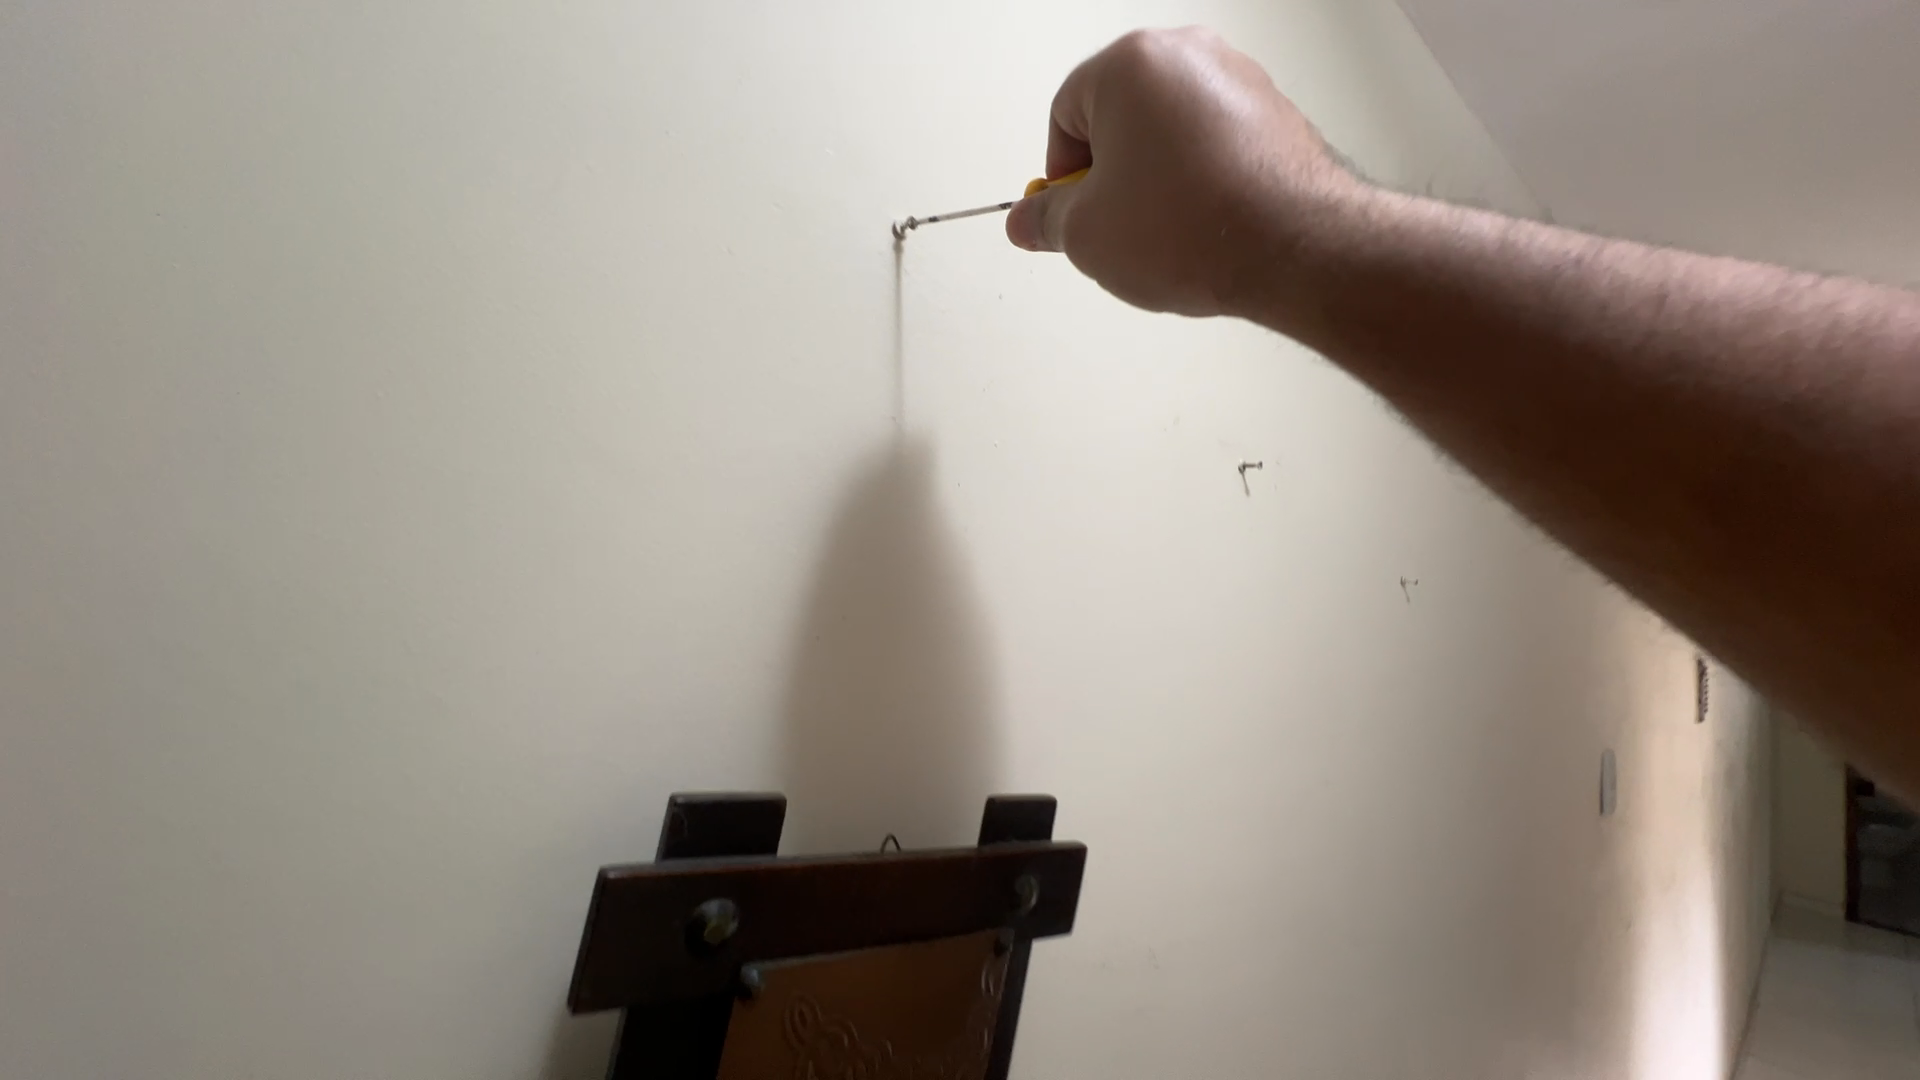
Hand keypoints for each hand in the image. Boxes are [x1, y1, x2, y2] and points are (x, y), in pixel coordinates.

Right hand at [1006, 27, 1359, 318]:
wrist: (1291, 246)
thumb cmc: (1179, 230)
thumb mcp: (1086, 235)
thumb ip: (1045, 222)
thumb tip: (1024, 221)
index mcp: (1129, 64)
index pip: (1064, 115)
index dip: (1061, 177)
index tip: (1077, 221)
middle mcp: (1187, 53)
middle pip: (1117, 119)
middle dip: (1107, 177)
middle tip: (1117, 232)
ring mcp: (1237, 78)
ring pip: (1165, 134)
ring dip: (1150, 182)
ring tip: (1165, 235)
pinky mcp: (1272, 112)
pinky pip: (1209, 144)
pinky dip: (1194, 181)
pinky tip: (1203, 226)